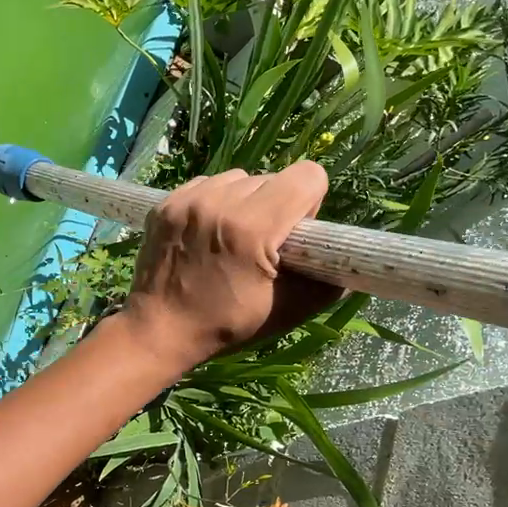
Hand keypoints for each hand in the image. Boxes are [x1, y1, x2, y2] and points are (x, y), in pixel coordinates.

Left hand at [118, 162, 337, 374]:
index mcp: (251, 227)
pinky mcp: (163, 205)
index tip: (293, 234)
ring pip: (236, 178)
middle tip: (261, 243)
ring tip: (232, 236)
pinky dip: (213, 202)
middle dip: (276, 205)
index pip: (307, 176)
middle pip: (271, 178)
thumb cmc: (223, 324)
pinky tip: (207, 232)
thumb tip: (350, 268)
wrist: (157, 330)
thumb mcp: (287, 310)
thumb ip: (327, 283)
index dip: (309, 203)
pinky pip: (204, 185)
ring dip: (243, 201)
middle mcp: (217, 203)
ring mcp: (185, 201)